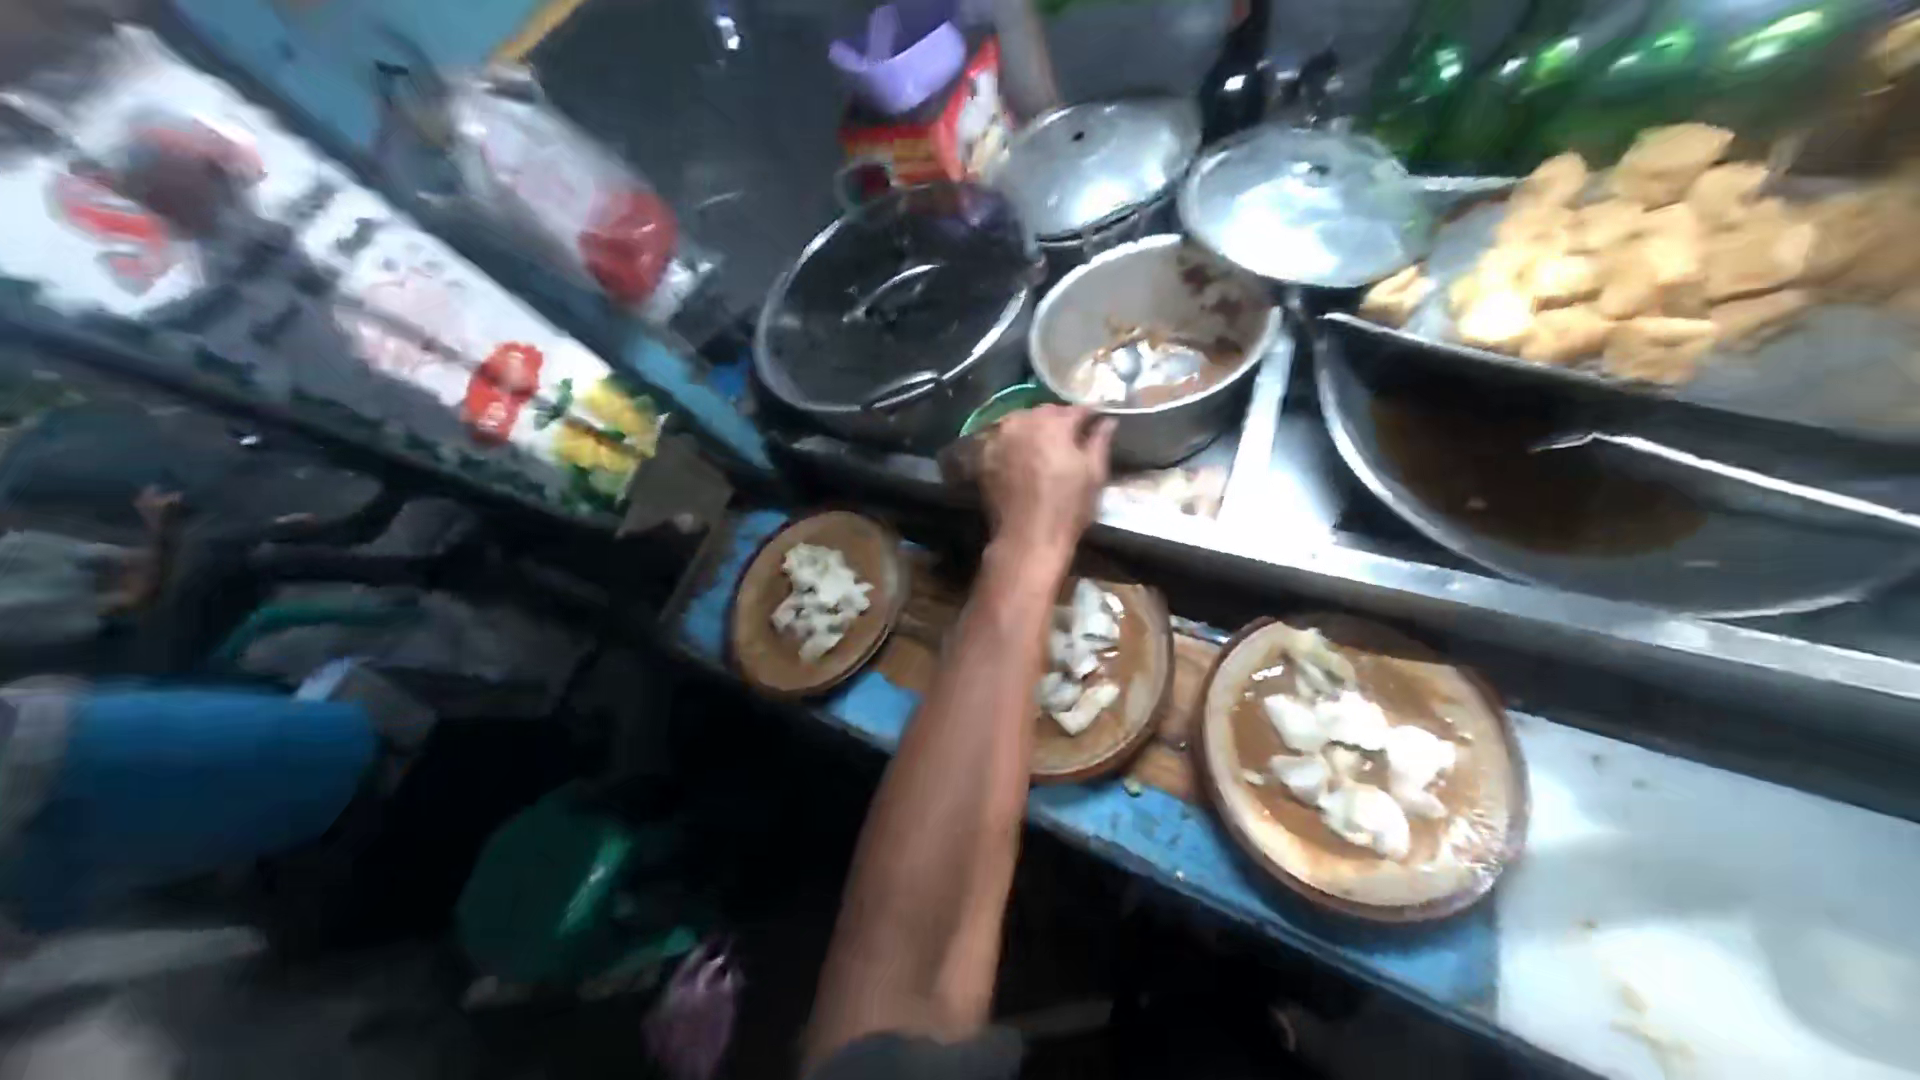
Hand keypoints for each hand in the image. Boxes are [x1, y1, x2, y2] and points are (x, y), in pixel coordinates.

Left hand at [980, 405, 1114, 560]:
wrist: (1027, 538)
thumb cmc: (1068, 508)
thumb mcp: (1094, 474)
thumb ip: (1100, 441)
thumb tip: (1108, 421)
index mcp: (1053, 424)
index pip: (1076, 409)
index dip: (1089, 415)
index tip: (1096, 421)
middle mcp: (1023, 424)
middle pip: (1045, 412)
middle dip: (1059, 419)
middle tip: (1071, 435)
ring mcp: (1000, 439)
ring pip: (1021, 422)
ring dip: (1034, 428)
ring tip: (1045, 444)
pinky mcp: (985, 457)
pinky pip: (1003, 439)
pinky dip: (1014, 442)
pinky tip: (1022, 455)